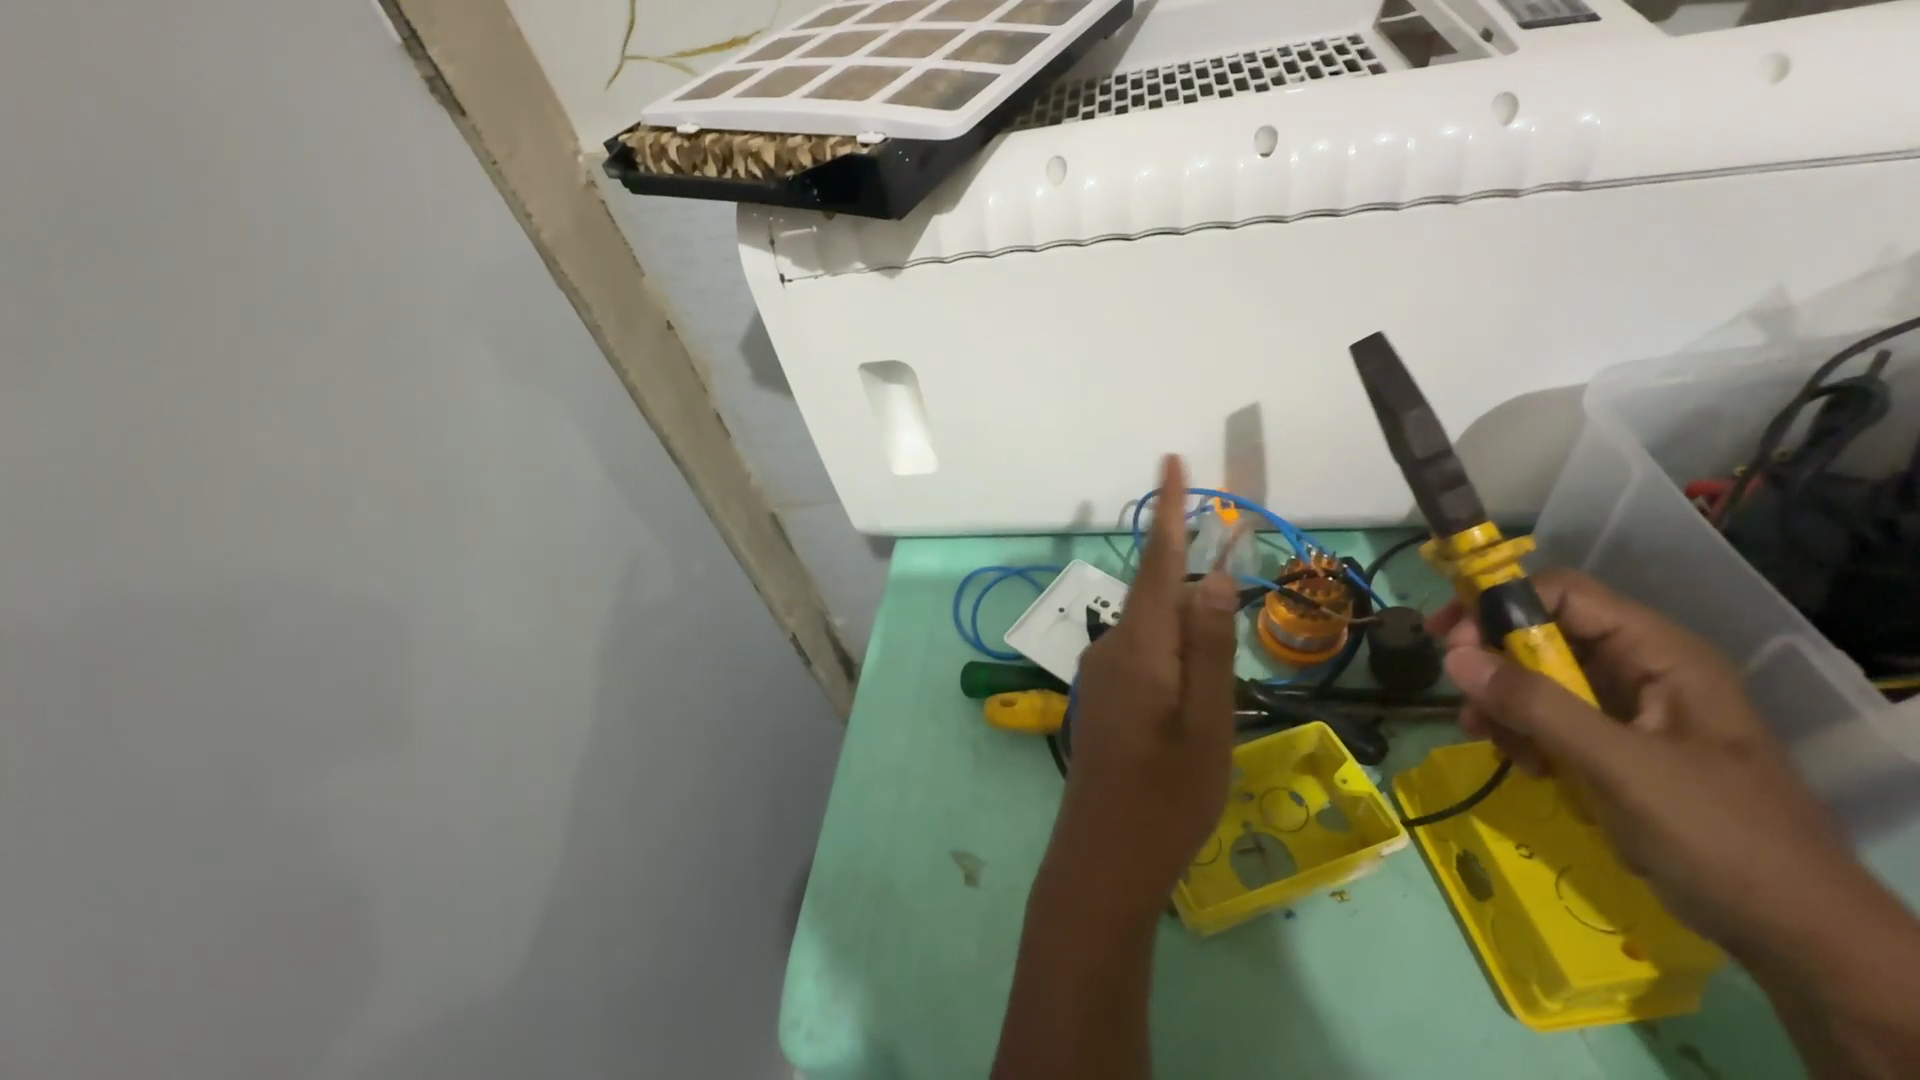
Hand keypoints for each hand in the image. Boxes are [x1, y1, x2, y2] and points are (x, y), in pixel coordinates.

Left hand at [1042, 455, 1239, 919]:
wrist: (1105, 857)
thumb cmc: (1167, 794)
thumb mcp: (1208, 722)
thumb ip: (1211, 646)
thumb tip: (1214, 574)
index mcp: (1140, 646)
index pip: (1158, 562)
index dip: (1169, 510)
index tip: (1171, 460)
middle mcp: (1111, 648)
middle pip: (1161, 597)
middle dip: (1198, 591)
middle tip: (1234, 626)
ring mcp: (1101, 675)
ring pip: (1155, 630)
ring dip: (1189, 634)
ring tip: (1217, 689)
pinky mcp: (1101, 699)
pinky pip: (1143, 656)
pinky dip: (1174, 657)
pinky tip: (1192, 703)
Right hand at [1429, 568, 1897, 956]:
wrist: (1790, 925)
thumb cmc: (1715, 833)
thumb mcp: (1618, 765)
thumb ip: (1537, 706)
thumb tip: (1454, 657)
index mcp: (1660, 654)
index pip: (1564, 595)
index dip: (1499, 606)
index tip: (1448, 642)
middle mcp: (1644, 670)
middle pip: (1545, 635)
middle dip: (1495, 664)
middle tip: (1466, 705)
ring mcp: (1631, 712)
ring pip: (1542, 681)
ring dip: (1505, 706)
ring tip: (1491, 743)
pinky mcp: (1618, 750)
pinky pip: (1553, 722)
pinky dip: (1525, 736)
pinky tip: (1524, 767)